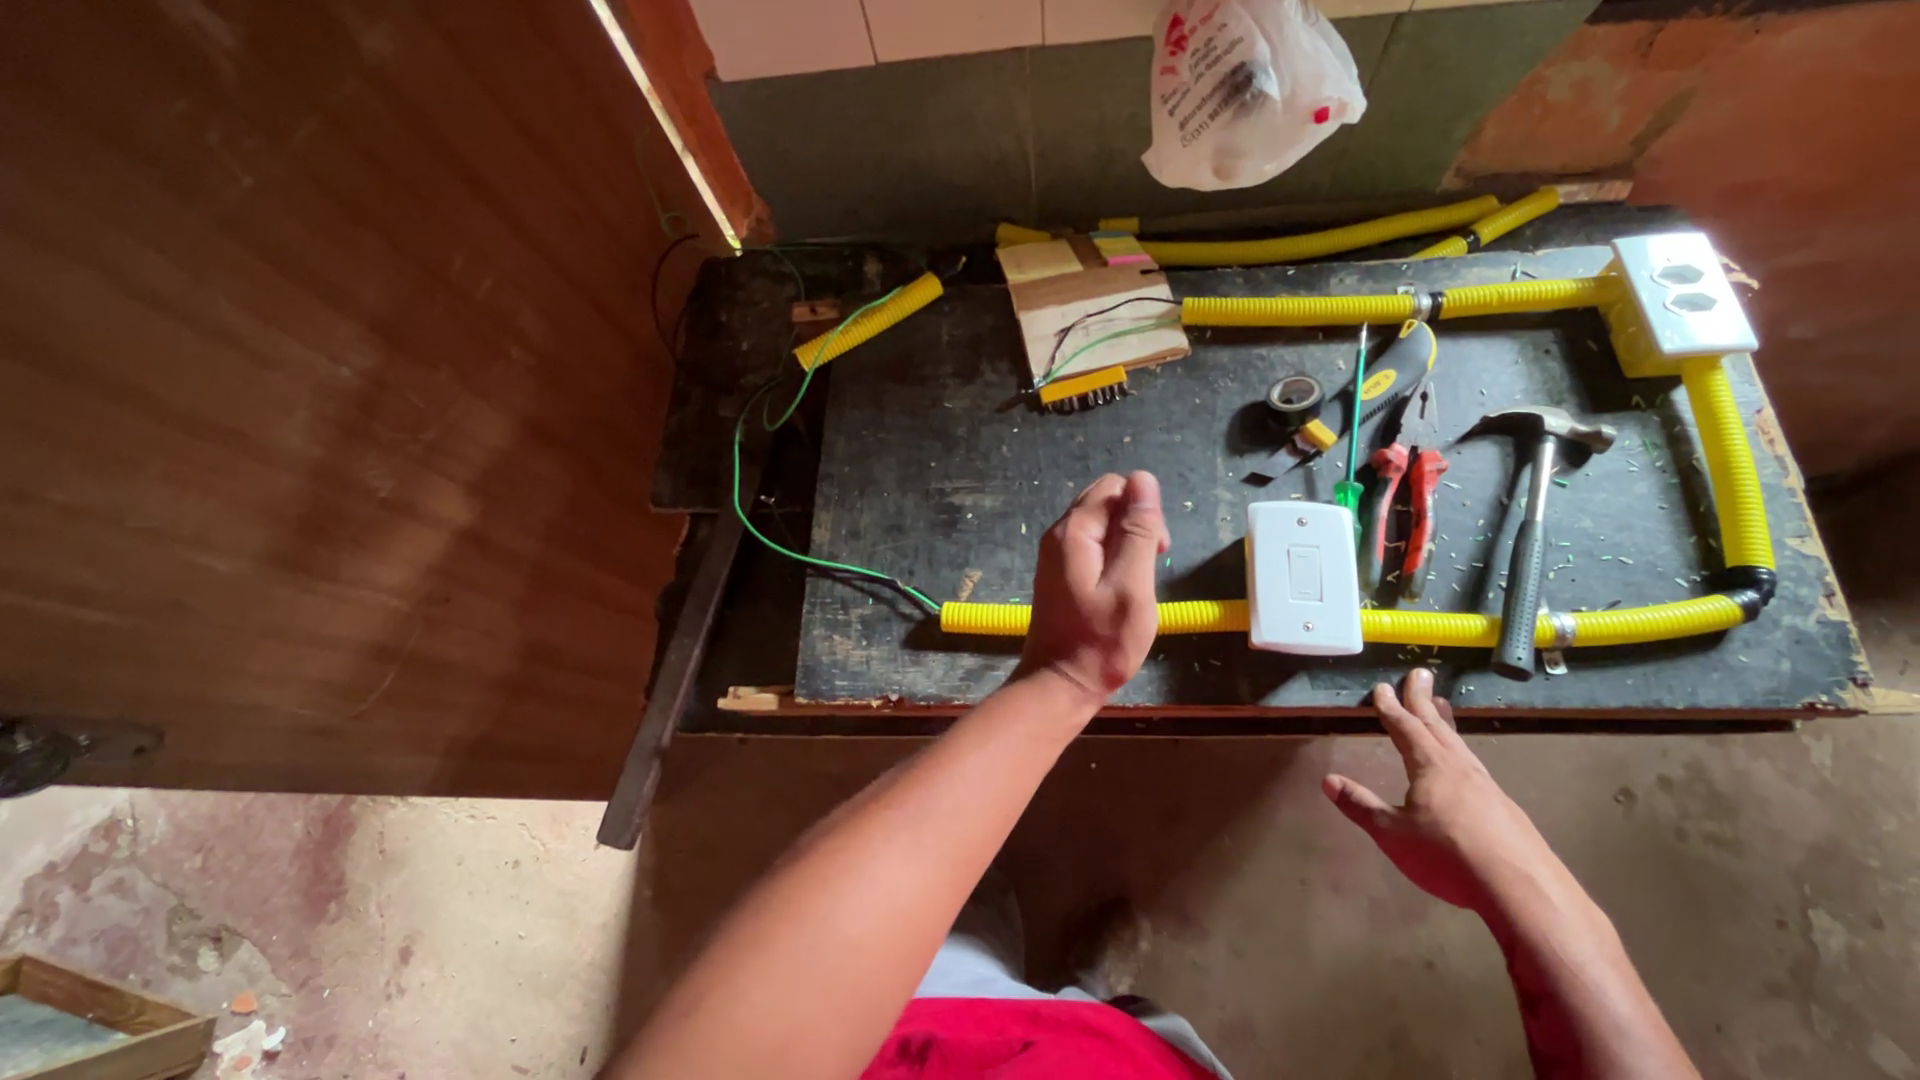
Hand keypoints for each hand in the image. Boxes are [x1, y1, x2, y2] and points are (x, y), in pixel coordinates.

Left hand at [1017, 471, 1168, 706]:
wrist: (1060, 684)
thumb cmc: (1102, 641)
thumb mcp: (1132, 585)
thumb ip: (1139, 531)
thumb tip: (1143, 479)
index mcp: (1074, 532)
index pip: (1115, 487)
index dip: (1144, 510)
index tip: (1157, 550)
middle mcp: (1059, 535)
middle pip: (1106, 501)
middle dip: (1136, 523)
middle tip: (1150, 567)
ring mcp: (1056, 555)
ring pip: (1100, 525)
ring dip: (1127, 542)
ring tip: (1137, 582)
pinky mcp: (1059, 573)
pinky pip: (1092, 547)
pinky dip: (1113, 558)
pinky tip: (1121, 588)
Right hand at [1322, 669, 1564, 915]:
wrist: (1523, 890)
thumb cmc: (1448, 856)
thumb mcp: (1393, 834)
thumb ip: (1361, 806)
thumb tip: (1328, 780)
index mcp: (1431, 767)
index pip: (1406, 728)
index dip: (1391, 707)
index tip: (1382, 687)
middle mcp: (1461, 769)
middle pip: (1437, 726)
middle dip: (1423, 700)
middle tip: (1419, 674)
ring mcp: (1488, 788)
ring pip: (1460, 745)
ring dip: (1445, 723)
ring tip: (1440, 708)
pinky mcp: (1505, 810)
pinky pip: (1475, 766)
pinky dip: (1462, 751)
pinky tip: (1464, 765)